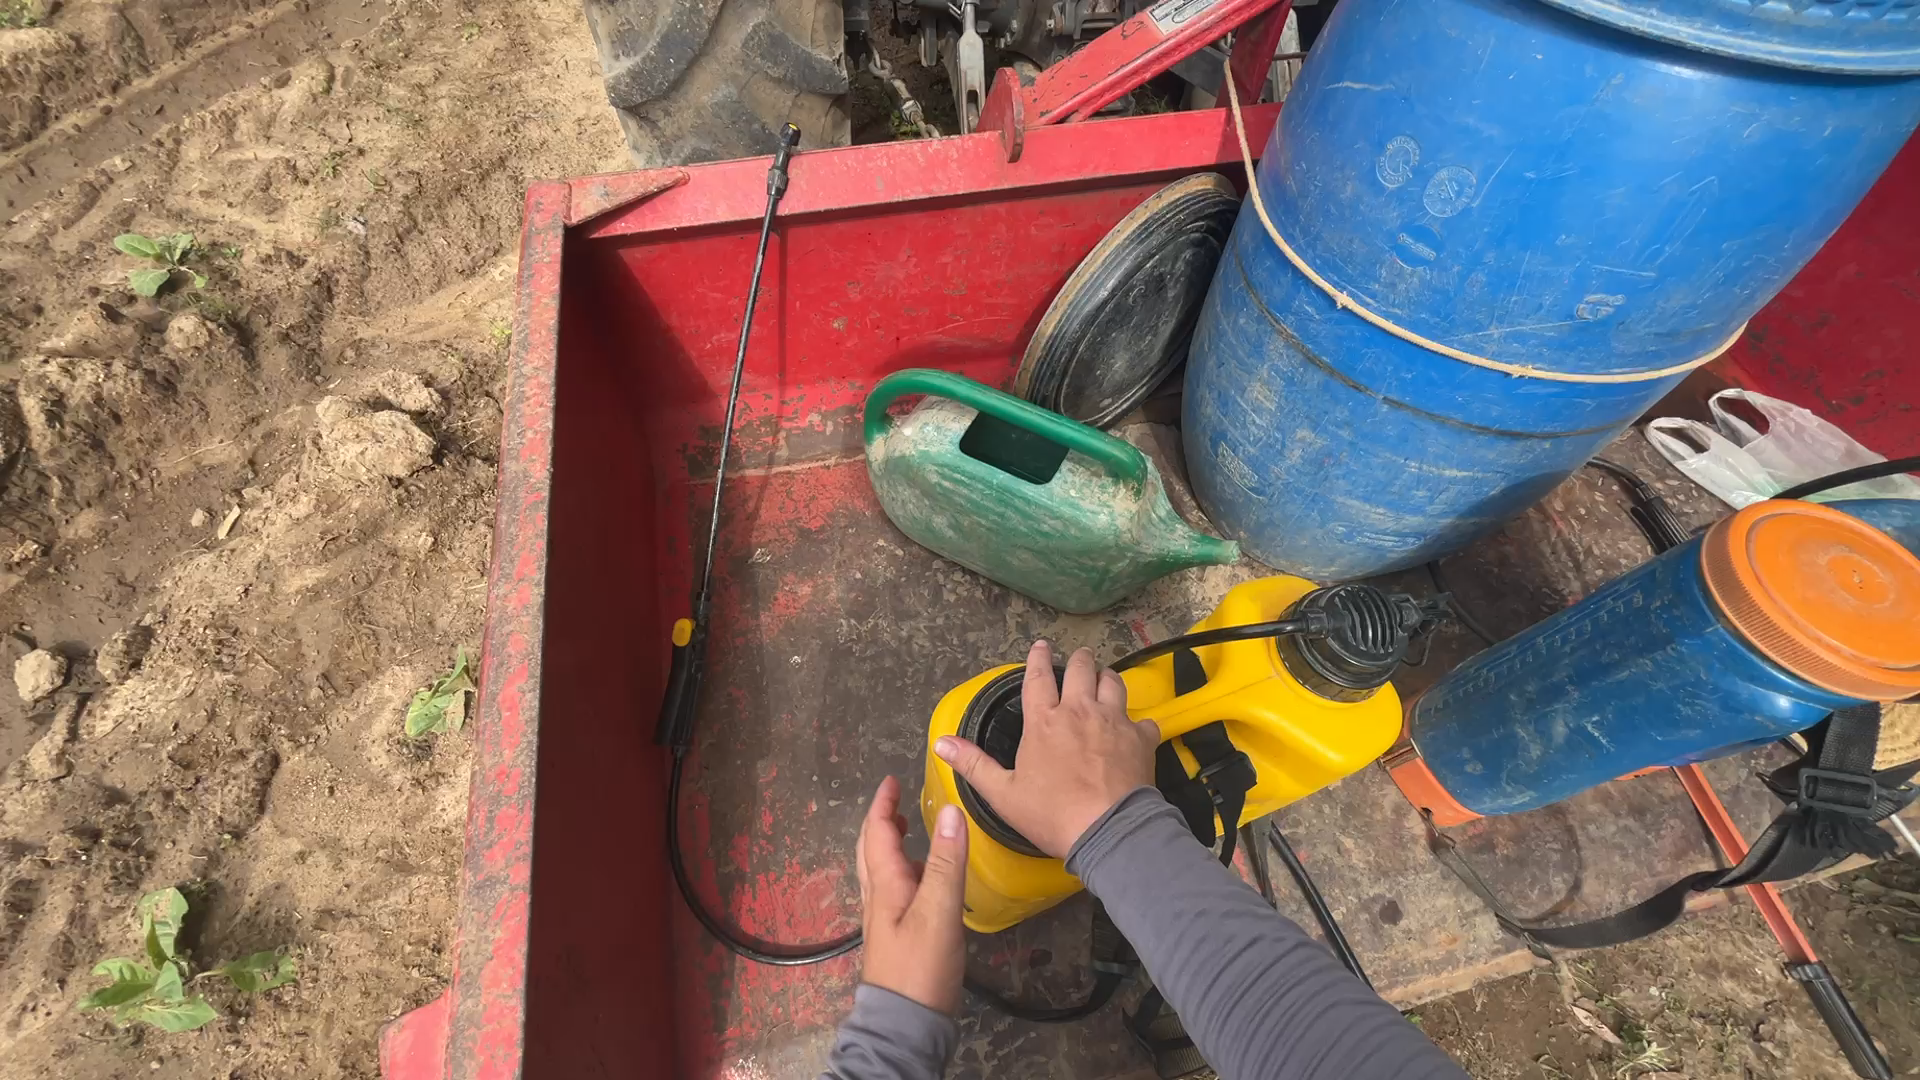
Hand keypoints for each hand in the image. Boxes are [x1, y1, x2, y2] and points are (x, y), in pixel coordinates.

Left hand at [856, 775, 967, 1013]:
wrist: (904, 1030)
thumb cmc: (920, 968)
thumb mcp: (939, 912)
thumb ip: (947, 863)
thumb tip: (951, 811)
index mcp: (885, 884)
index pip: (877, 831)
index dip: (883, 804)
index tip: (892, 780)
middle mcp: (879, 897)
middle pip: (871, 849)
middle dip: (881, 821)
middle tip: (897, 802)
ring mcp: (885, 920)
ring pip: (882, 870)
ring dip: (890, 844)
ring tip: (910, 832)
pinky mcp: (897, 938)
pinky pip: (895, 890)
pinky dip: (906, 870)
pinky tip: (925, 880)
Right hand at [935, 640, 1159, 859]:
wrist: (1109, 832)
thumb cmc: (1052, 813)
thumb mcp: (1003, 793)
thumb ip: (973, 764)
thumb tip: (942, 743)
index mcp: (1044, 720)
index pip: (1038, 676)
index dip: (1038, 658)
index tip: (1041, 646)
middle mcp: (1079, 710)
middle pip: (1081, 669)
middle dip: (1079, 660)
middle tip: (1079, 659)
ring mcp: (1113, 721)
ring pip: (1113, 682)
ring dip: (1107, 678)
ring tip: (1104, 679)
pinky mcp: (1140, 738)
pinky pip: (1144, 720)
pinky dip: (1139, 721)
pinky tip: (1136, 729)